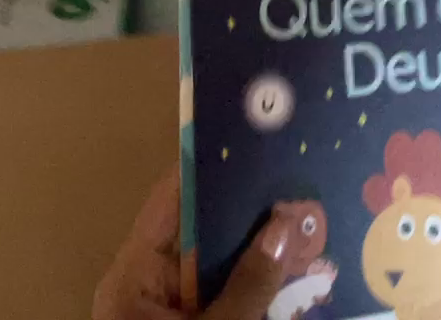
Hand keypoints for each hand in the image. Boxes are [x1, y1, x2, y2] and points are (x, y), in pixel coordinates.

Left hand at [93, 169, 291, 319]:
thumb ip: (247, 286)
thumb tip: (284, 225)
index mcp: (133, 274)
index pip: (170, 198)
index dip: (208, 166)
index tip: (248, 137)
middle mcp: (149, 283)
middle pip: (202, 230)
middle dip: (247, 212)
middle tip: (294, 179)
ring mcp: (169, 308)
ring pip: (219, 266)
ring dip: (259, 251)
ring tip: (307, 216)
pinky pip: (225, 295)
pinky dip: (255, 286)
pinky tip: (297, 269)